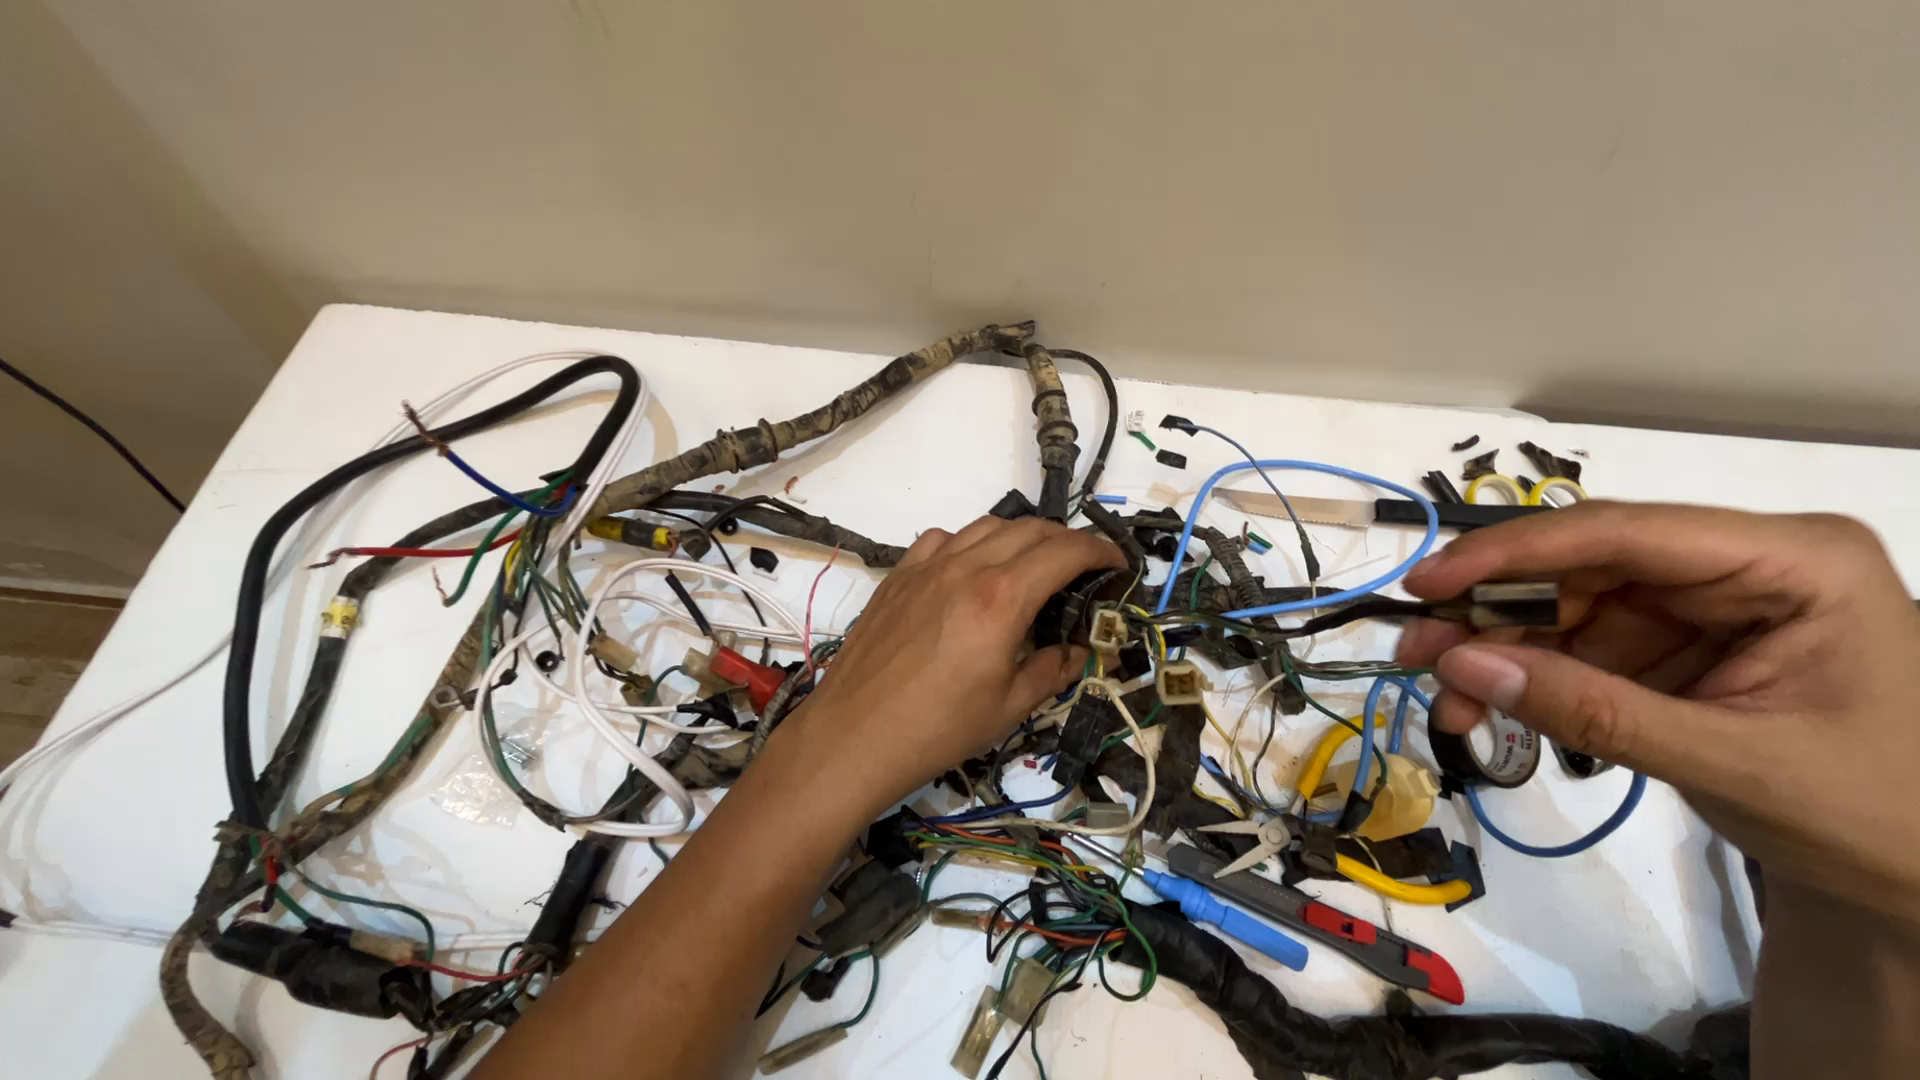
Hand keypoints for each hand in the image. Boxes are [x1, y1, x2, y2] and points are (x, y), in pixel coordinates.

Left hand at [767, 515, 1125, 818]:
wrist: (855, 735)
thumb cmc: (938, 729)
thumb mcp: (1009, 708)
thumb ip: (1051, 670)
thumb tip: (1075, 652)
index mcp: (1001, 597)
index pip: (1065, 551)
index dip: (1100, 551)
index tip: (1118, 563)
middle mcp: (966, 567)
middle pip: (1030, 529)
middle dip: (1066, 541)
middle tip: (1082, 569)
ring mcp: (926, 566)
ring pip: (986, 526)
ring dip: (1021, 537)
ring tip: (1032, 566)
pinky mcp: (898, 575)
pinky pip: (942, 538)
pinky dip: (971, 542)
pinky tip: (971, 570)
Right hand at [1394, 501, 1919, 923]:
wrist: (1919, 884)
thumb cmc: (1877, 817)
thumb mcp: (1733, 762)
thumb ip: (1593, 711)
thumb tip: (1457, 665)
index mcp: (1790, 561)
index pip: (1623, 533)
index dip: (1512, 553)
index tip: (1427, 582)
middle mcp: (1730, 565)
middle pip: (1577, 568)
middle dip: (1490, 613)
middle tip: (1415, 651)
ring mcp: (1692, 604)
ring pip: (1557, 608)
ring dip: (1492, 653)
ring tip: (1442, 699)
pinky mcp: (1662, 644)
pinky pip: (1567, 648)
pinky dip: (1518, 681)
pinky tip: (1480, 711)